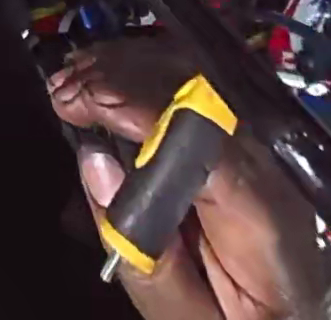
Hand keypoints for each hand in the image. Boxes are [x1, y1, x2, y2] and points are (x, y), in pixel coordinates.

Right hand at [52, 39, 329, 319]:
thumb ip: (148, 262)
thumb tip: (95, 161)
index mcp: (268, 226)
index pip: (207, 144)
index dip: (138, 109)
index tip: (78, 102)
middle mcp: (270, 169)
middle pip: (196, 96)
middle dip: (119, 82)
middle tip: (60, 92)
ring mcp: (254, 142)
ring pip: (189, 76)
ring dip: (121, 69)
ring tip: (70, 84)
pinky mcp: (232, 130)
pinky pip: (183, 82)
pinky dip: (133, 71)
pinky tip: (97, 78)